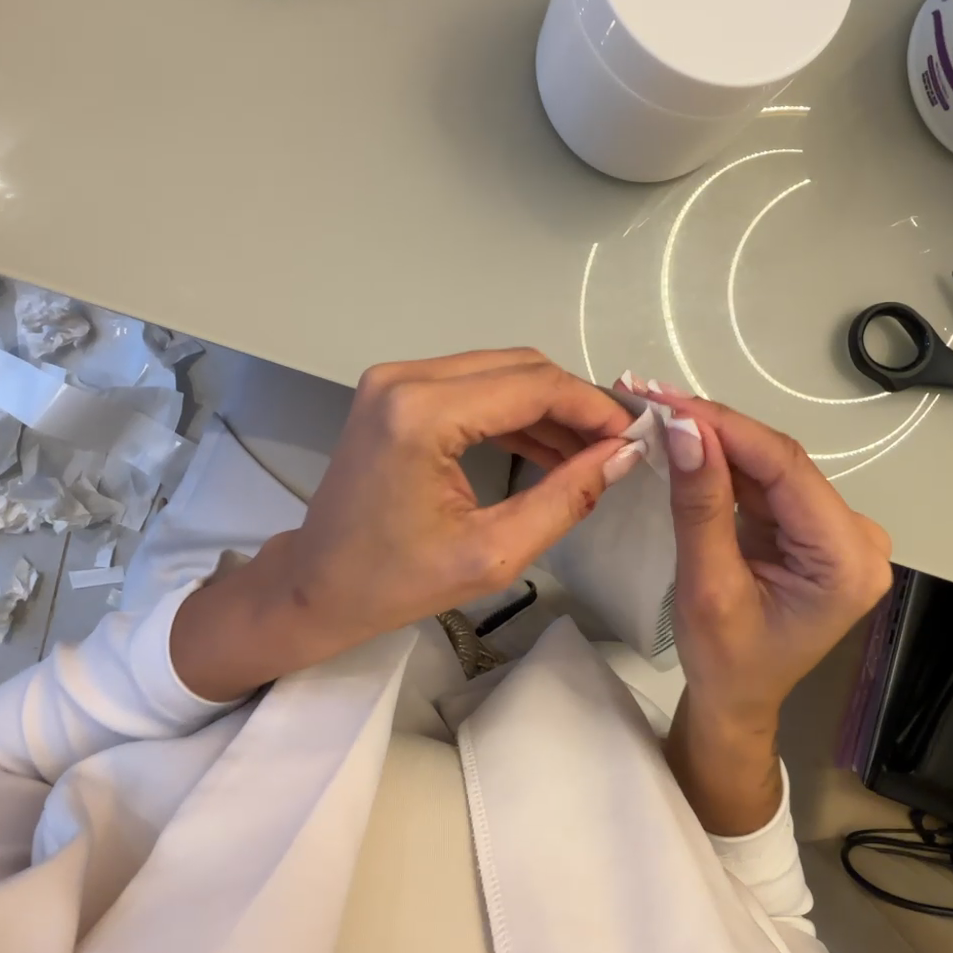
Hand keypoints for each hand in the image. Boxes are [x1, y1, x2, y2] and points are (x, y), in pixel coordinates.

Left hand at [172, 350, 638, 700]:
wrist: (317, 585)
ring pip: (499, 371)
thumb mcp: (494, 553)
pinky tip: (548, 448)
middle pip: (519, 367)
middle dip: (575, 403)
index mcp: (423, 414)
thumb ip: (565, 498)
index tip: (636, 436)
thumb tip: (623, 455)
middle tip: (617, 446)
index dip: (593, 407)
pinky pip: (473, 386)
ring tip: (590, 452)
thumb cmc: (396, 583)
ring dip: (548, 407)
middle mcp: (405, 378)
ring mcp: (395, 379)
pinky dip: (514, 412)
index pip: (534, 386)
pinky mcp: (395, 392)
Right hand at [633, 383, 892, 833]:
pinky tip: (687, 444)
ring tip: (661, 413)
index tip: (668, 400)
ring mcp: (836, 533)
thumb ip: (700, 504)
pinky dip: (724, 467)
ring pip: (770, 468)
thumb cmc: (725, 662)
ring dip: (715, 443)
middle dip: (715, 431)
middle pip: (780, 464)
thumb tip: (683, 428)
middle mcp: (856, 538)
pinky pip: (765, 486)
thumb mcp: (708, 585)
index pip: (786, 469)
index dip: (726, 428)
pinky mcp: (812, 531)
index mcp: (846, 561)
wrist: (737, 700)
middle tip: (653, 399)